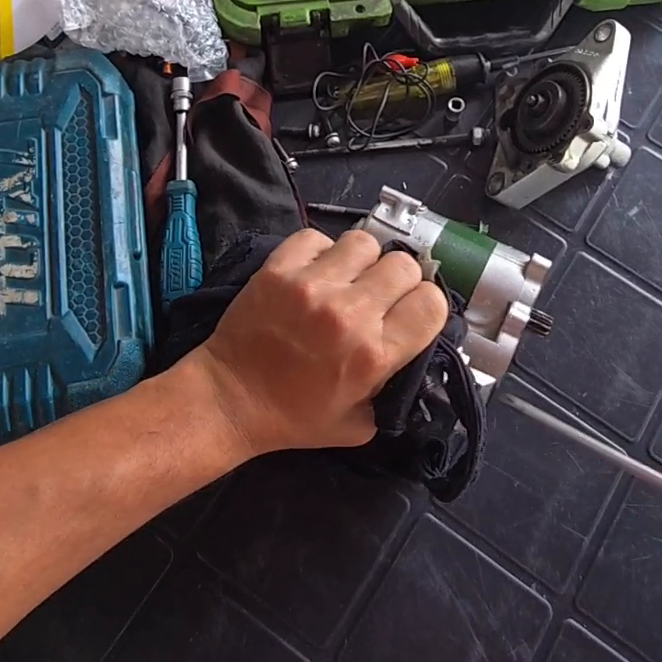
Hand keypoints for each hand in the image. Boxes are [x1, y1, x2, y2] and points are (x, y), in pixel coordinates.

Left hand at [185, 228, 448, 455]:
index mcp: (374, 354)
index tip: (409, 314)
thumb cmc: (295, 417)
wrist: (230, 399)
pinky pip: (318, 237)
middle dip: (398, 281)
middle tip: (378, 297)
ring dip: (362, 261)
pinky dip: (321, 252)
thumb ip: (395, 387)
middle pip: (404, 266)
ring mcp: (312, 286)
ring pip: (365, 243)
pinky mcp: (280, 268)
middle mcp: (350, 313)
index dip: (425, 306)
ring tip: (347, 279)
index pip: (431, 303)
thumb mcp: (362, 423)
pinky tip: (314, 272)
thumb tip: (417, 349)